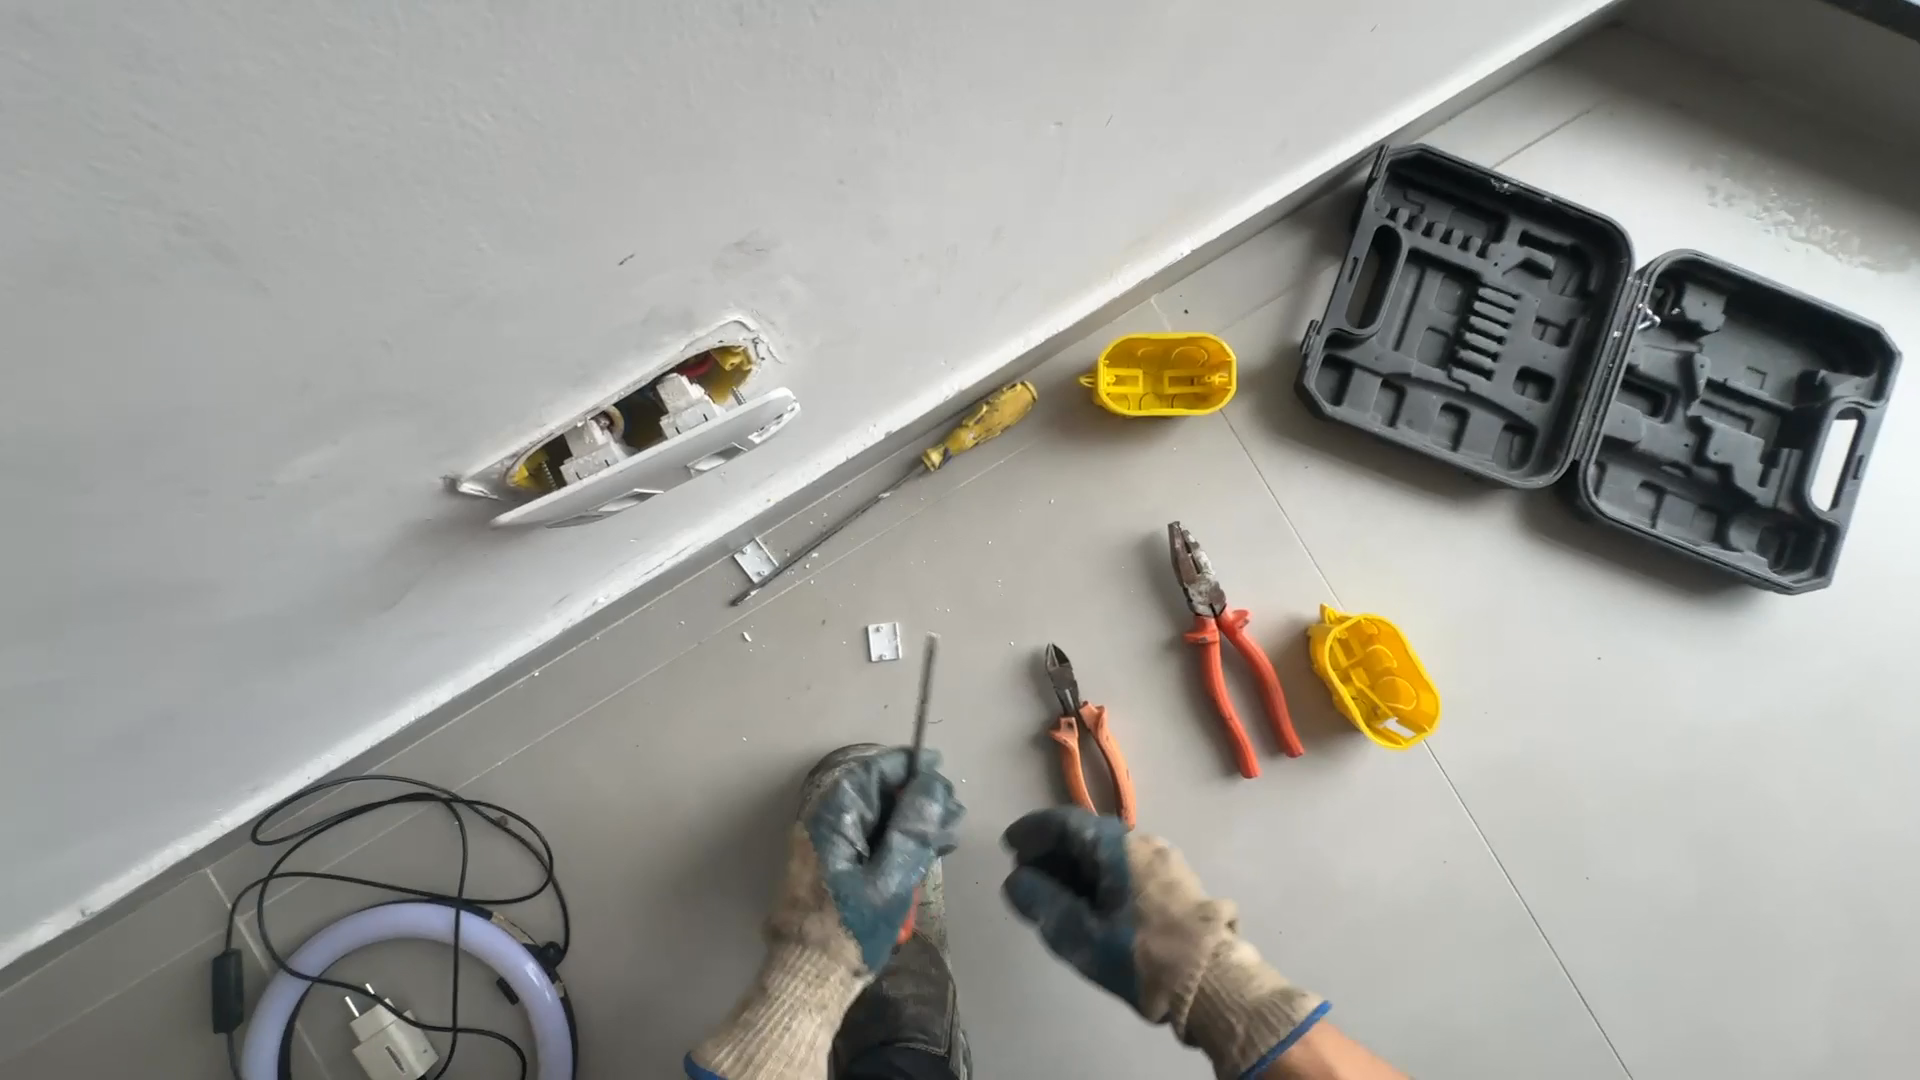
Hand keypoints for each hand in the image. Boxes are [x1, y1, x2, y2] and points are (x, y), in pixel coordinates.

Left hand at [779, 746, 963, 972]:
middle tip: (953, 812)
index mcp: (833, 817)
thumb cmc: (849, 929)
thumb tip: (933, 782)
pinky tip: (928, 852)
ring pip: (879, 817)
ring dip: (913, 822)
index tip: (939, 767)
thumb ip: (914, 826)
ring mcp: (830, 844)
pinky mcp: (836, 865)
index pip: (874, 772)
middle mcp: (827, 822)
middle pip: (879, 793)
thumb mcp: (892, 877)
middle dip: (918, 798)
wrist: (809, 981)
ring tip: (949, 835)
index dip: (909, 765)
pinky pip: (872, 840)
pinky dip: (899, 842)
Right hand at [1002, 807, 1326, 1079]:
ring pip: (1108, 853)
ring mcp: (1164, 861)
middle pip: (1086, 835)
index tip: (1010, 845)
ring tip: (1054, 892)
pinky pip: (1126, 868)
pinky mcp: (1177, 884)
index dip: (1033, 831)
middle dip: (1052, 852)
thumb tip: (1016, 880)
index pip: (1065, 822)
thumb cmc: (1143, 955)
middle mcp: (1142, 842)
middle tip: (1027, 873)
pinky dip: (1099, 877)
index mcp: (1117, 845)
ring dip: (1076, 866)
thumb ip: (1043, 903)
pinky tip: (1090, 903)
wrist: (1216, 985)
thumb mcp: (1081, 934)